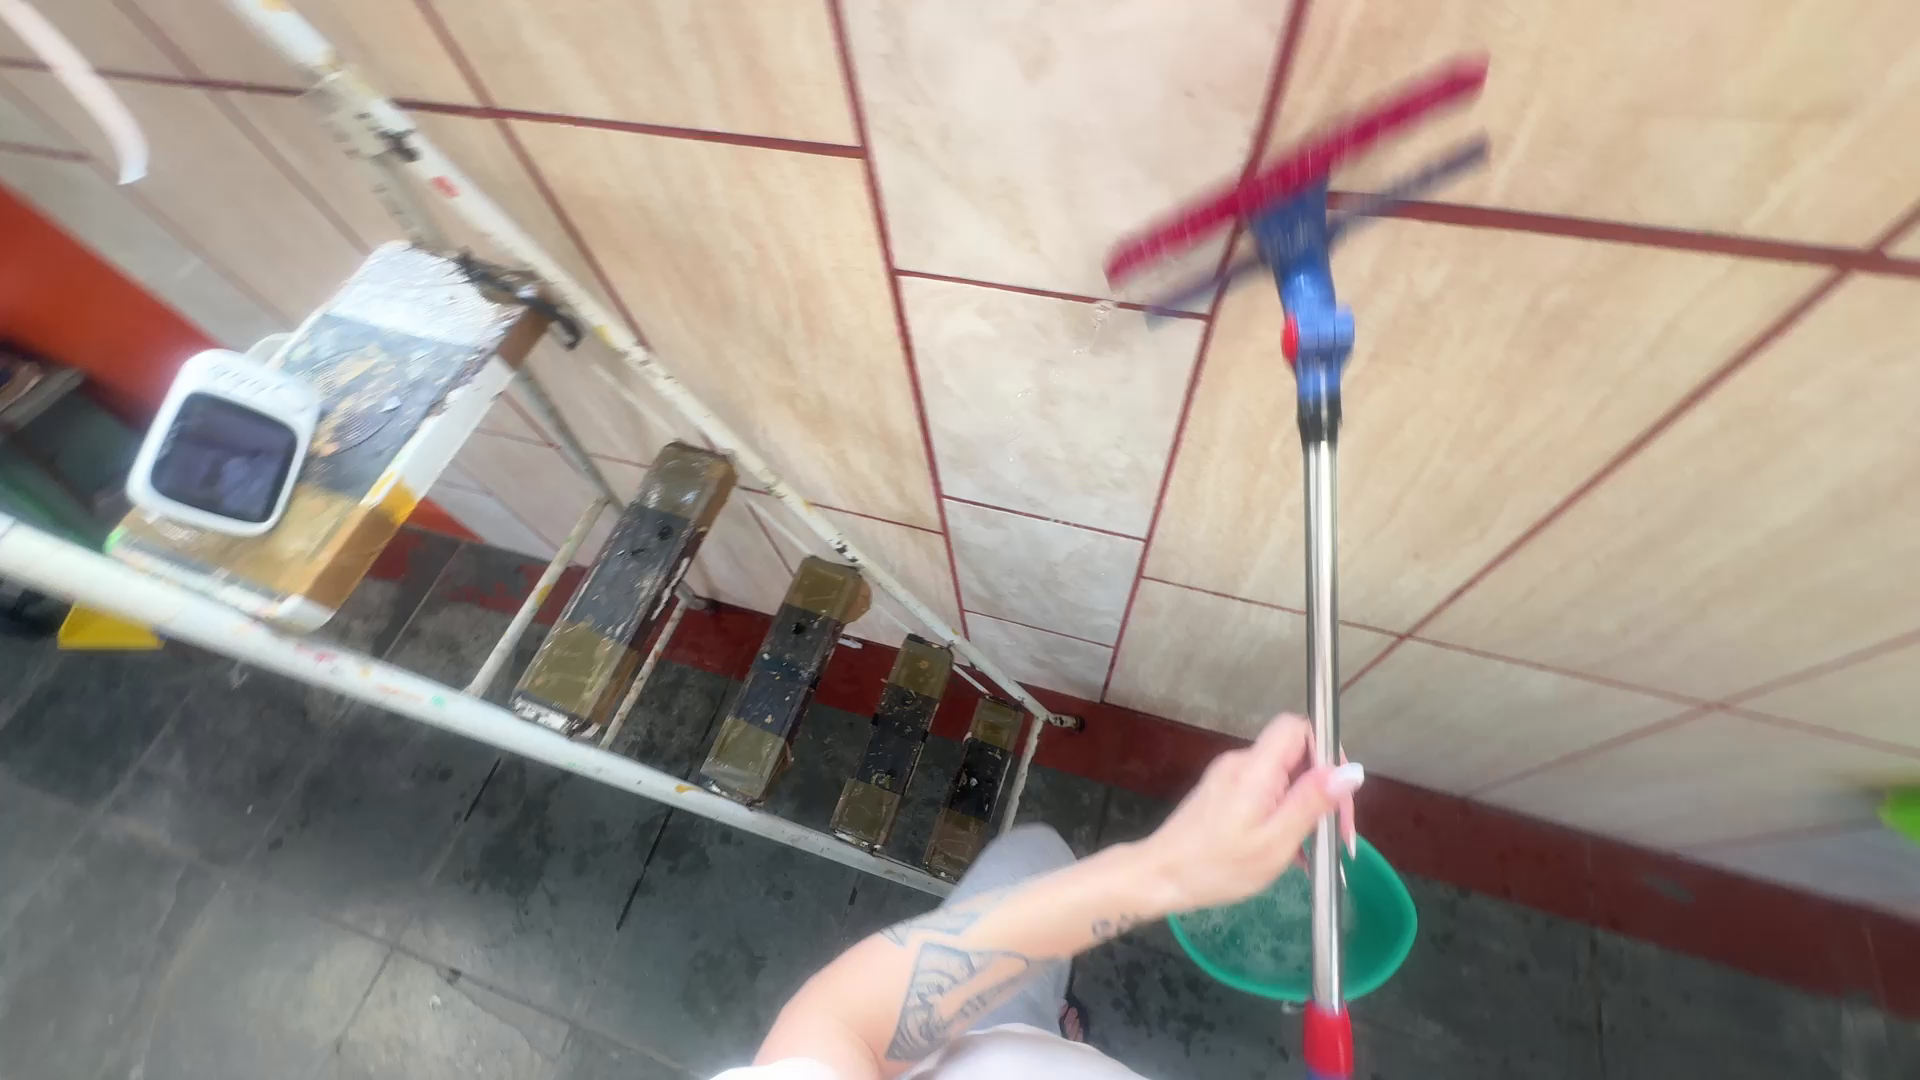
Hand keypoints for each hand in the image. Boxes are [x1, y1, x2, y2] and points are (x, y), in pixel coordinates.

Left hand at [1135, 714, 1364, 912]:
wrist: (1162, 875)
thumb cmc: (1218, 865)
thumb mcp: (1276, 840)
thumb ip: (1312, 801)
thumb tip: (1351, 769)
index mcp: (1254, 768)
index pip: (1298, 727)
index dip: (1327, 752)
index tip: (1341, 796)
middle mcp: (1241, 763)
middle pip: (1295, 754)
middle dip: (1322, 791)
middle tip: (1335, 838)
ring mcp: (1230, 776)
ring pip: (1284, 777)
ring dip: (1305, 810)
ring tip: (1311, 853)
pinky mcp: (1224, 791)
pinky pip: (1267, 792)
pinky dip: (1284, 816)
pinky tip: (1290, 851)